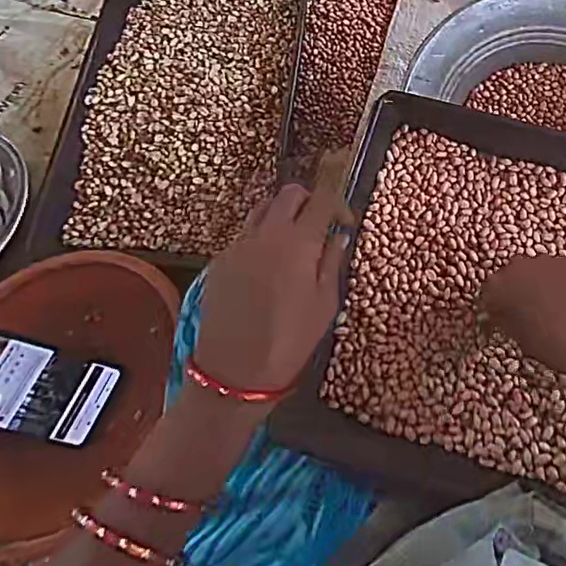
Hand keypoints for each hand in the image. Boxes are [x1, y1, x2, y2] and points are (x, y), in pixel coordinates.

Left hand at [192, 180, 351, 394]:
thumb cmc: (290, 340)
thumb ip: (332, 262)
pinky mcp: (220, 260)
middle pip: (289, 194)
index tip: (344, 223)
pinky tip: (268, 268)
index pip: (323, 200)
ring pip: (263, 209)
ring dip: (283, 215)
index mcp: (298, 242)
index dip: (338, 204)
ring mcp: (239, 245)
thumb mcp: (325, 303)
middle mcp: (267, 234)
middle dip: (309, 201)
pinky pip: (245, 235)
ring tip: (293, 244)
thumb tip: (338, 235)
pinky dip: (262, 238)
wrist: (234, 372)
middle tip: (320, 226)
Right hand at [477, 255, 565, 375]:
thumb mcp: (521, 339)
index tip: (494, 318)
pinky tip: (558, 299)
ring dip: (530, 282)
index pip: (487, 291)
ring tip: (539, 305)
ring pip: (529, 269)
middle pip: (507, 275)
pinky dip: (549, 280)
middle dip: (509, 290)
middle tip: (515, 312)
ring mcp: (545, 261)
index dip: (490, 306)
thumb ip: (504, 320)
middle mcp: (520, 267)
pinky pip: (550, 269)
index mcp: (501, 286)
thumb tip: (498, 314)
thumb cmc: (554, 346)